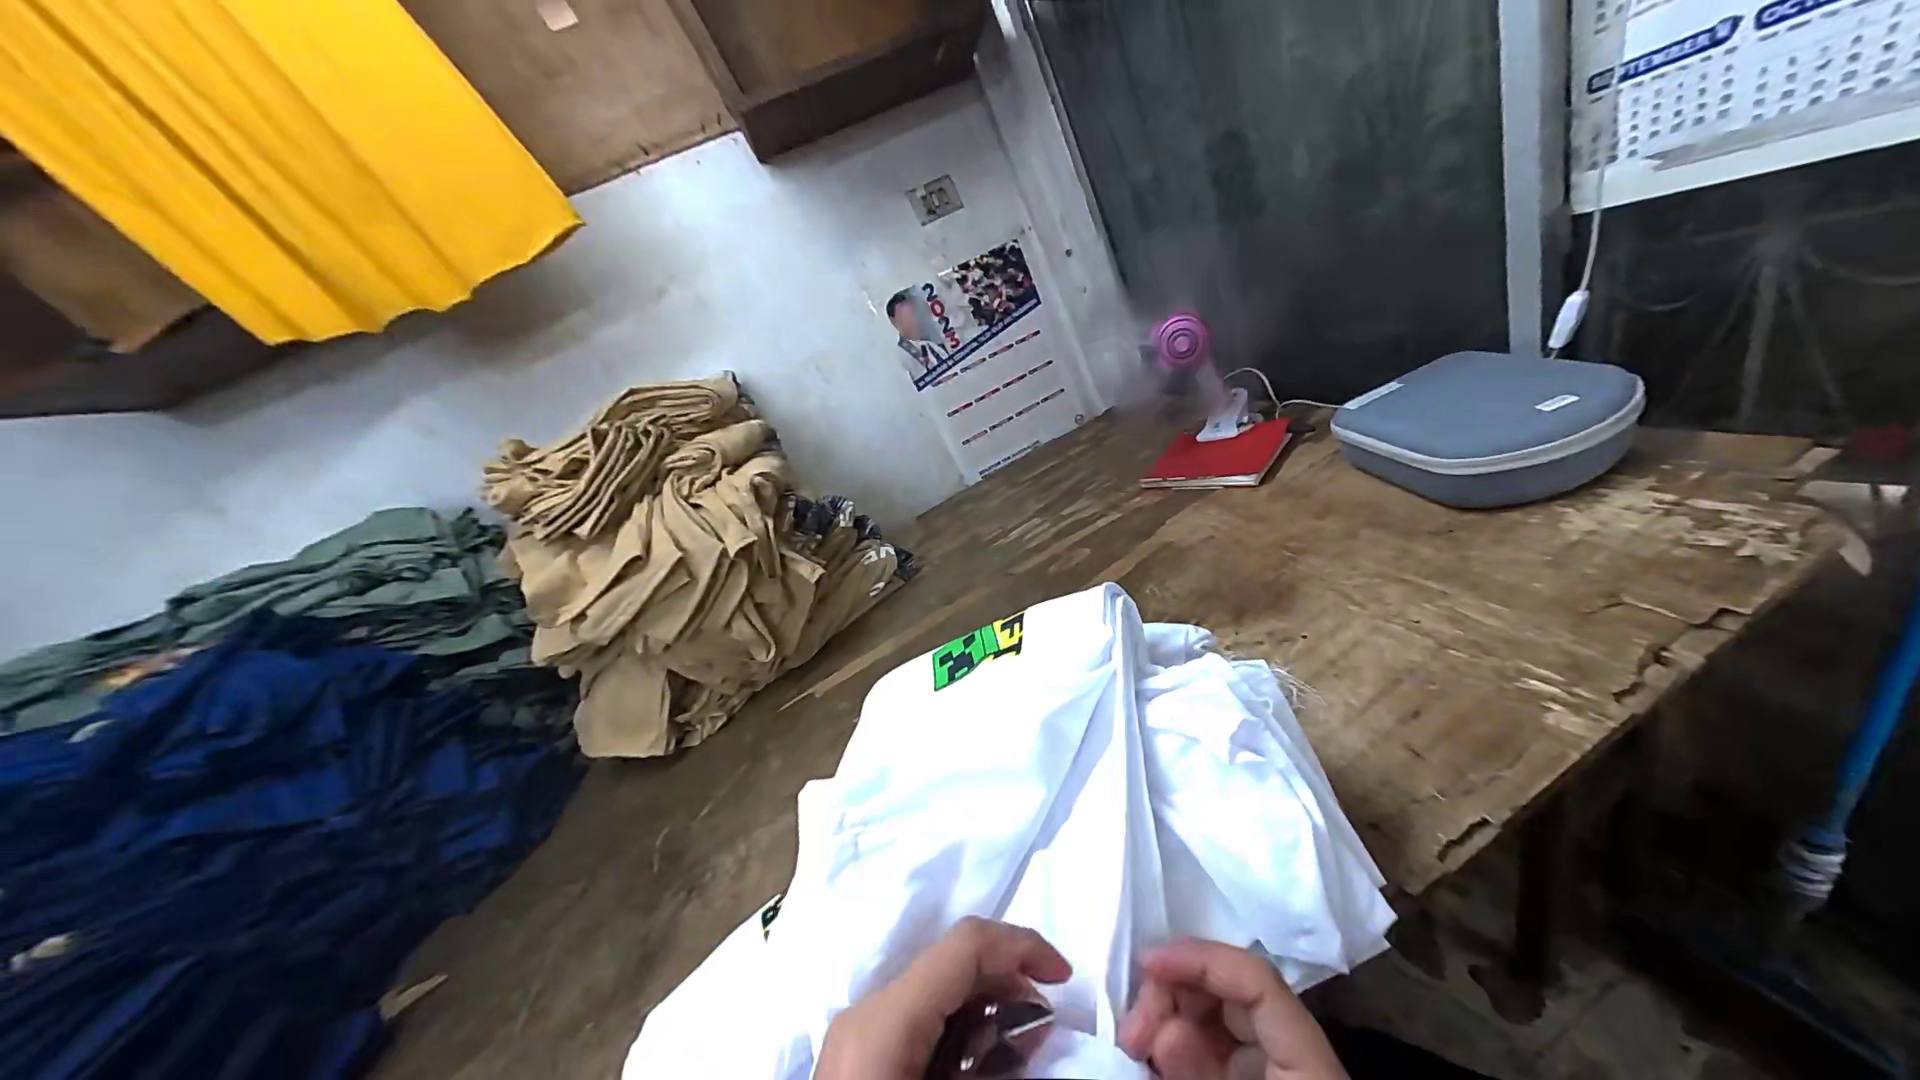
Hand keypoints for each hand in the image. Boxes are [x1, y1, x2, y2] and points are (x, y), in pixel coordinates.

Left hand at [815, 917, 1071, 1079]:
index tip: (1065, 978)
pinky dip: (959, 1026)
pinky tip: (983, 1062)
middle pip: (951, 962)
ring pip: (936, 987)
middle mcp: (867, 1010)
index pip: (964, 946)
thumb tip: (1036, 1034)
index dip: (1022, 947)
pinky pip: (920, 1017)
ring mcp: (858, 1031)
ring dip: (986, 1004)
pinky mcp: (859, 1053)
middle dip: (1008, 980)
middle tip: (1045, 1026)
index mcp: (886, 1019)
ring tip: (1020, 1047)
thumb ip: (998, 1067)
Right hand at [1118, 939, 1348, 1079]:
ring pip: (1214, 1018)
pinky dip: (1177, 1048)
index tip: (1146, 963)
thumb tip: (1162, 1030)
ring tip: (1134, 1044)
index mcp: (1309, 1058)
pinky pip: (1213, 1050)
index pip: (1256, 979)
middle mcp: (1294, 1050)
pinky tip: (1150, 1057)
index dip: (1198, 958)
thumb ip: (1197, 1066)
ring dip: (1166, 1020)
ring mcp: (1276, 1068)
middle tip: (1131, 1030)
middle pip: (1228, 991)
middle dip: (1170, 995)